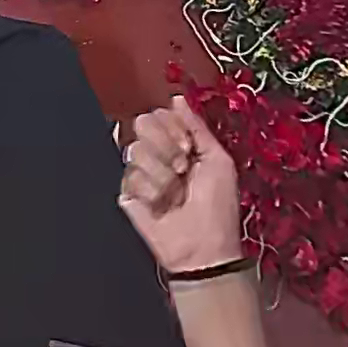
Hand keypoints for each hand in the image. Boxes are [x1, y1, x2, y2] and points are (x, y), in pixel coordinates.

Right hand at [119, 96, 242, 273]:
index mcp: (178, 140)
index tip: (187, 147)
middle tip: (181, 167)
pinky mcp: (129, 192)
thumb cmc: (218, 205)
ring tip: (174, 193)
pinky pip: (130, 176)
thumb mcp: (218, 159)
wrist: (205, 248)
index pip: (160, 113)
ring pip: (135, 149)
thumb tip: (177, 98)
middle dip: (164, 146)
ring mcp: (141, 171)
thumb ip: (196, 126)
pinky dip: (151, 191)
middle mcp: (156, 151)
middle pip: (142, 123)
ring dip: (161, 174)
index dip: (172, 126)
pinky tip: (161, 205)